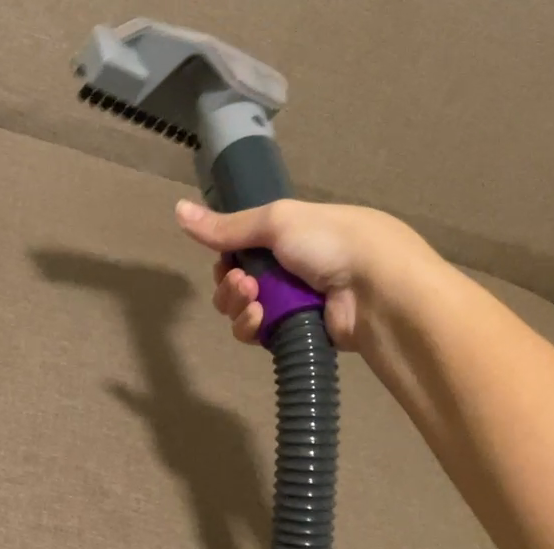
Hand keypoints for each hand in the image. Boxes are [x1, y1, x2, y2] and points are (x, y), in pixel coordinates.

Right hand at [175, 198, 445, 349]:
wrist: (376, 290)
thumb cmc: (332, 243)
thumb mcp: (277, 222)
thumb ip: (226, 226)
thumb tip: (177, 209)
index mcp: (292, 235)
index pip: (242, 249)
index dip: (226, 257)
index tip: (227, 259)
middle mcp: (291, 268)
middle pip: (236, 282)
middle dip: (229, 285)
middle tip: (243, 283)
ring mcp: (293, 302)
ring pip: (242, 310)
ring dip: (237, 305)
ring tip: (254, 301)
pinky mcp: (293, 333)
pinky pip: (256, 333)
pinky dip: (251, 326)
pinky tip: (261, 319)